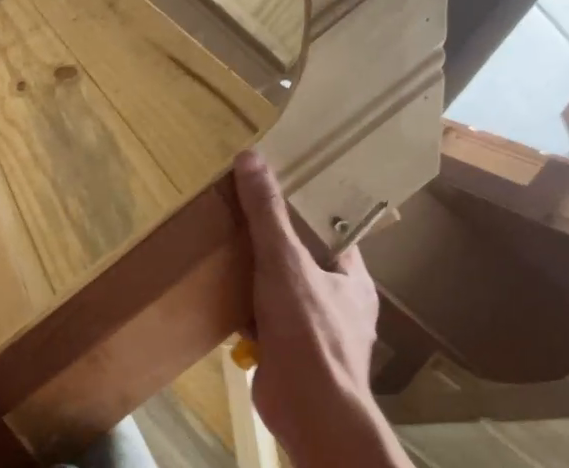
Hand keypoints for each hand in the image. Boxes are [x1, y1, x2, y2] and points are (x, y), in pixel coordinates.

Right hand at [233, 150, 407, 467]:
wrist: (309, 410)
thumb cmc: (308, 331)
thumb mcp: (284, 261)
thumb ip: (267, 213)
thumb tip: (252, 157)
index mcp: (353, 282)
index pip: (332, 234)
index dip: (305, 210)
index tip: (272, 187)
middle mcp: (338, 304)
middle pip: (300, 259)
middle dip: (268, 241)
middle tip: (235, 212)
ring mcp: (313, 332)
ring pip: (278, 289)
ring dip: (250, 275)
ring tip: (218, 246)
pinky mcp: (287, 353)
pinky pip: (261, 317)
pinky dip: (240, 306)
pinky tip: (216, 292)